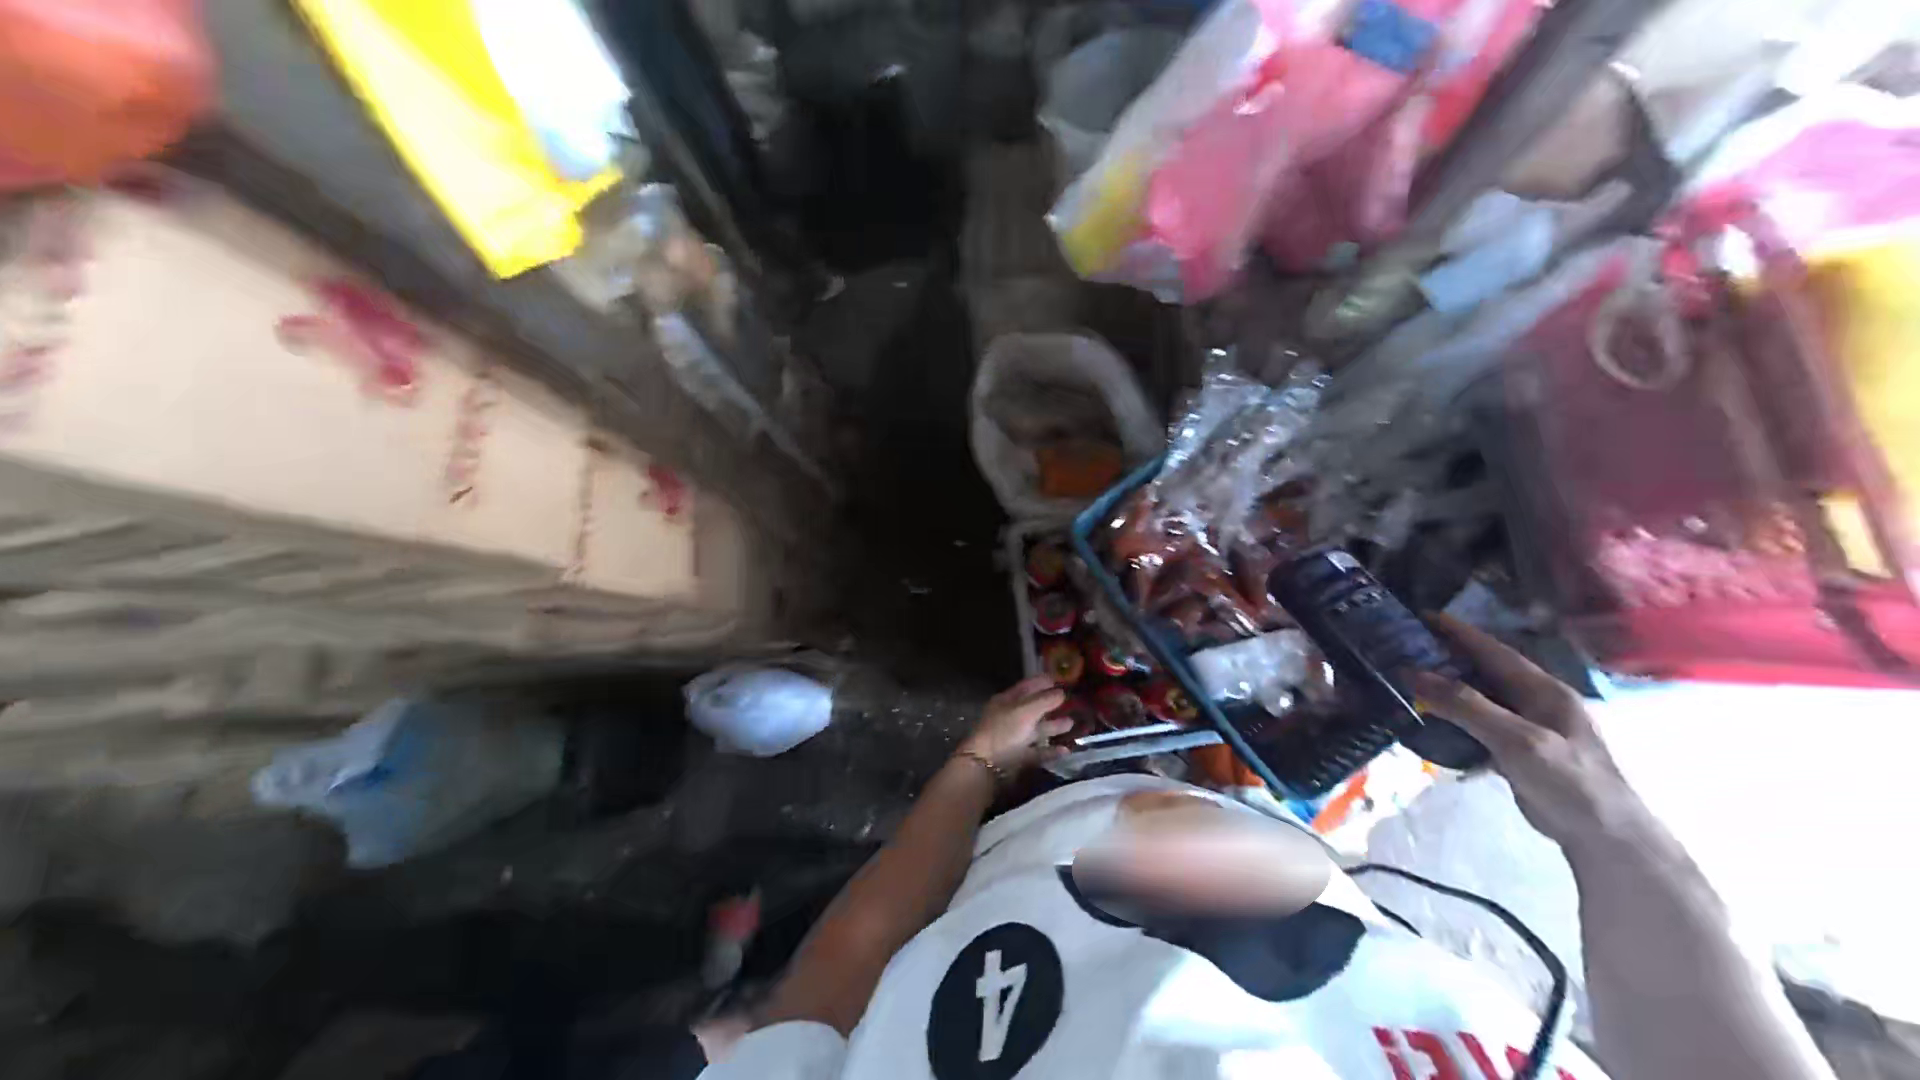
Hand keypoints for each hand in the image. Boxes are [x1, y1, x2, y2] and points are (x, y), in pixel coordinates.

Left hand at [957, 675, 1070, 772]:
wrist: (985, 766)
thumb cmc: (1004, 731)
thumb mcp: (1025, 711)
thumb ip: (1044, 700)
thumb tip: (1062, 692)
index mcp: (1007, 702)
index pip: (1026, 687)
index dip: (1042, 682)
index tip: (1060, 679)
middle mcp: (1010, 718)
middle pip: (1034, 708)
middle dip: (1052, 705)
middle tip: (1071, 702)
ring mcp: (1014, 738)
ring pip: (1037, 730)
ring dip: (1054, 727)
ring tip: (1073, 724)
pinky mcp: (1019, 758)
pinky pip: (1038, 751)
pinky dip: (1051, 750)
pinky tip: (1066, 750)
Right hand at [1412, 614, 1647, 847]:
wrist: (1606, 838)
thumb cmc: (1569, 781)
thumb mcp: (1516, 739)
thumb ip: (1466, 705)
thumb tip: (1412, 673)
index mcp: (1544, 690)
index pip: (1494, 650)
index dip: (1459, 632)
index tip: (1422, 616)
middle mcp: (1537, 702)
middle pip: (1484, 671)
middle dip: (1446, 657)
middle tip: (1404, 649)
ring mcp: (1529, 728)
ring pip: (1479, 698)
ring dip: (1446, 689)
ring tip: (1408, 682)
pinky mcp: (1519, 751)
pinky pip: (1478, 725)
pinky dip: (1453, 719)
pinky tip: (1431, 724)